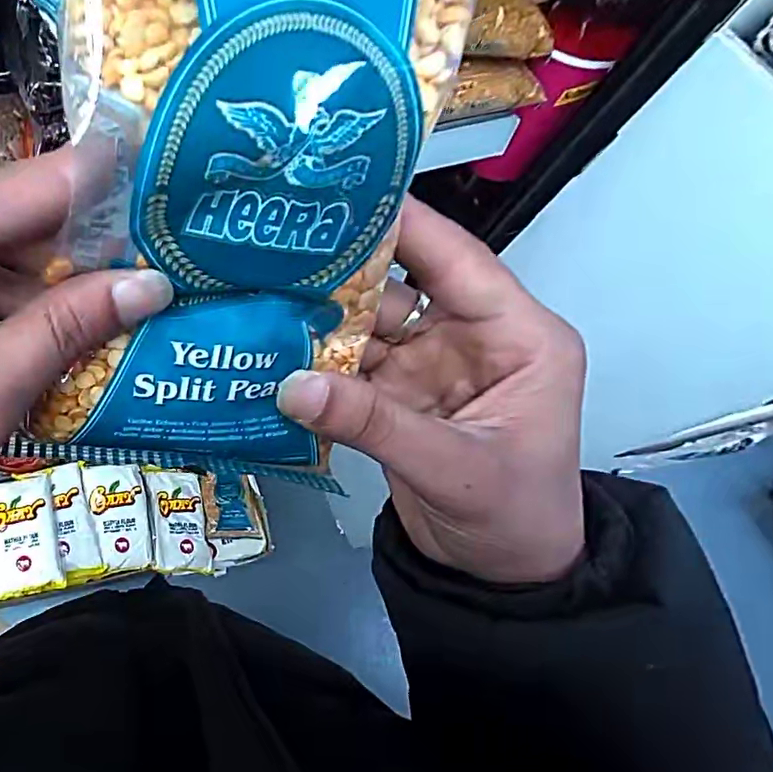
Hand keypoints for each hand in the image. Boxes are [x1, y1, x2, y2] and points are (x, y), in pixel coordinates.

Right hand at [276, 199, 585, 583]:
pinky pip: (347, 373)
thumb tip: (288, 385)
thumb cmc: (512, 516)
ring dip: (316, 327)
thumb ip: (372, 424)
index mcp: (514, 337)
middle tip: (273, 253)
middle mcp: (465, 341)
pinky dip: (313, 371)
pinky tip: (272, 358)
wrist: (498, 577)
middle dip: (338, 277)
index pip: (457, 260)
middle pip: (395, 292)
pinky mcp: (394, 401)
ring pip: (362, 332)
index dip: (405, 224)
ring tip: (258, 304)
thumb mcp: (450, 466)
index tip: (343, 194)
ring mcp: (424, 371)